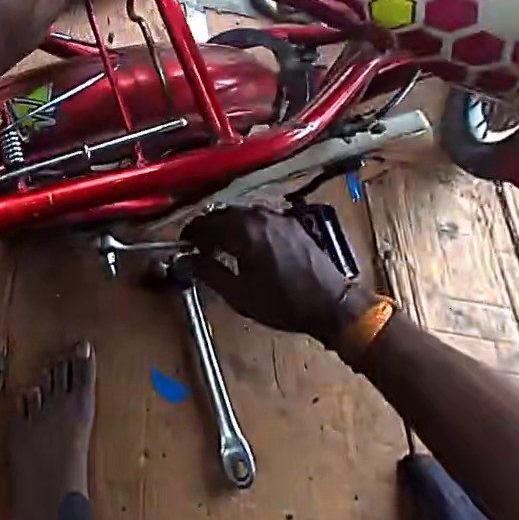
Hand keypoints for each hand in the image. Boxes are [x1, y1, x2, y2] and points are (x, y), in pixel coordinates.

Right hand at [181, 207, 366, 345]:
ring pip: (241, 213)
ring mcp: (277, 217)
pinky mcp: (291, 223)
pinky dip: (247, 226)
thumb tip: (186, 260)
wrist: (333, 306)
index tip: (186, 245)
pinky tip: (249, 245)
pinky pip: (259, 217)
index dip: (191, 234)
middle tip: (202, 246)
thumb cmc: (283, 303)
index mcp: (242, 231)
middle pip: (222, 214)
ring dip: (228, 226)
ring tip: (224, 246)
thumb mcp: (239, 294)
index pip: (205, 224)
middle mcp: (258, 216)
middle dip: (208, 228)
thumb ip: (208, 272)